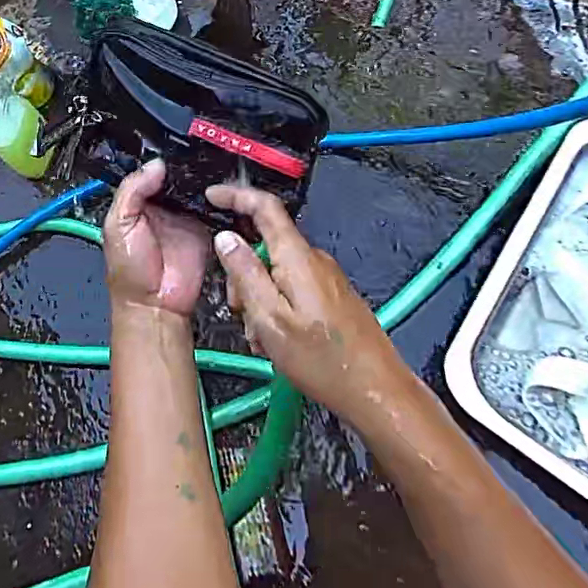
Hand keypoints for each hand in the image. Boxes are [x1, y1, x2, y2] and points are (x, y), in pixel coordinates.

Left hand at [103, 160, 211, 318]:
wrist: (155, 305)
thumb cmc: (129, 273)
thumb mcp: (118, 225)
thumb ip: (132, 192)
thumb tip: (155, 165)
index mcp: (139, 202)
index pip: (152, 172)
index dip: (161, 161)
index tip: (173, 150)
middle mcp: (163, 207)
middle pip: (178, 177)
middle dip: (186, 168)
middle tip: (194, 157)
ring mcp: (185, 217)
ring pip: (198, 190)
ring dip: (203, 183)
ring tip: (208, 171)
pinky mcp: (205, 229)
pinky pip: (214, 209)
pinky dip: (218, 201)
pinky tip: (220, 191)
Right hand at [205, 184, 414, 423]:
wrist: (376, 392)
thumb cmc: (322, 360)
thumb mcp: (270, 318)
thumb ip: (244, 274)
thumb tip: (225, 238)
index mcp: (297, 257)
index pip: (264, 207)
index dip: (235, 195)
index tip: (211, 196)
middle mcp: (313, 259)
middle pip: (264, 246)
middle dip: (243, 274)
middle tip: (241, 313)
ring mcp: (324, 277)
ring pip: (274, 272)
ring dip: (259, 299)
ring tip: (264, 337)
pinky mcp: (330, 295)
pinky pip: (291, 288)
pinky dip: (276, 308)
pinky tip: (279, 341)